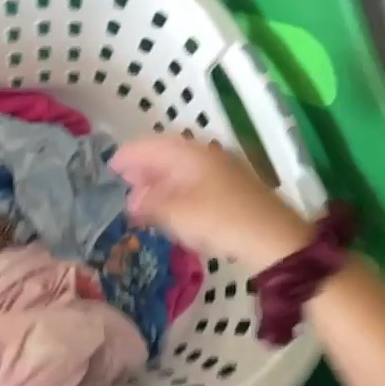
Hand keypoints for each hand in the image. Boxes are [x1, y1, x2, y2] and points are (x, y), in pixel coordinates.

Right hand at [113, 136, 313, 265]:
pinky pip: (195, 182)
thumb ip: (151, 204)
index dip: (129, 155)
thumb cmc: (222, 220)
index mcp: (190, 153)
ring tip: (141, 198)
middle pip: (167, 154)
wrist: (275, 239)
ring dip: (160, 181)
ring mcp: (222, 170)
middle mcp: (206, 154)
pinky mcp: (232, 189)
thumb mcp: (178, 214)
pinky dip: (177, 190)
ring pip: (182, 169)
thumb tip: (132, 200)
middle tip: (122, 182)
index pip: (151, 145)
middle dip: (144, 167)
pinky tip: (171, 208)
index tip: (109, 168)